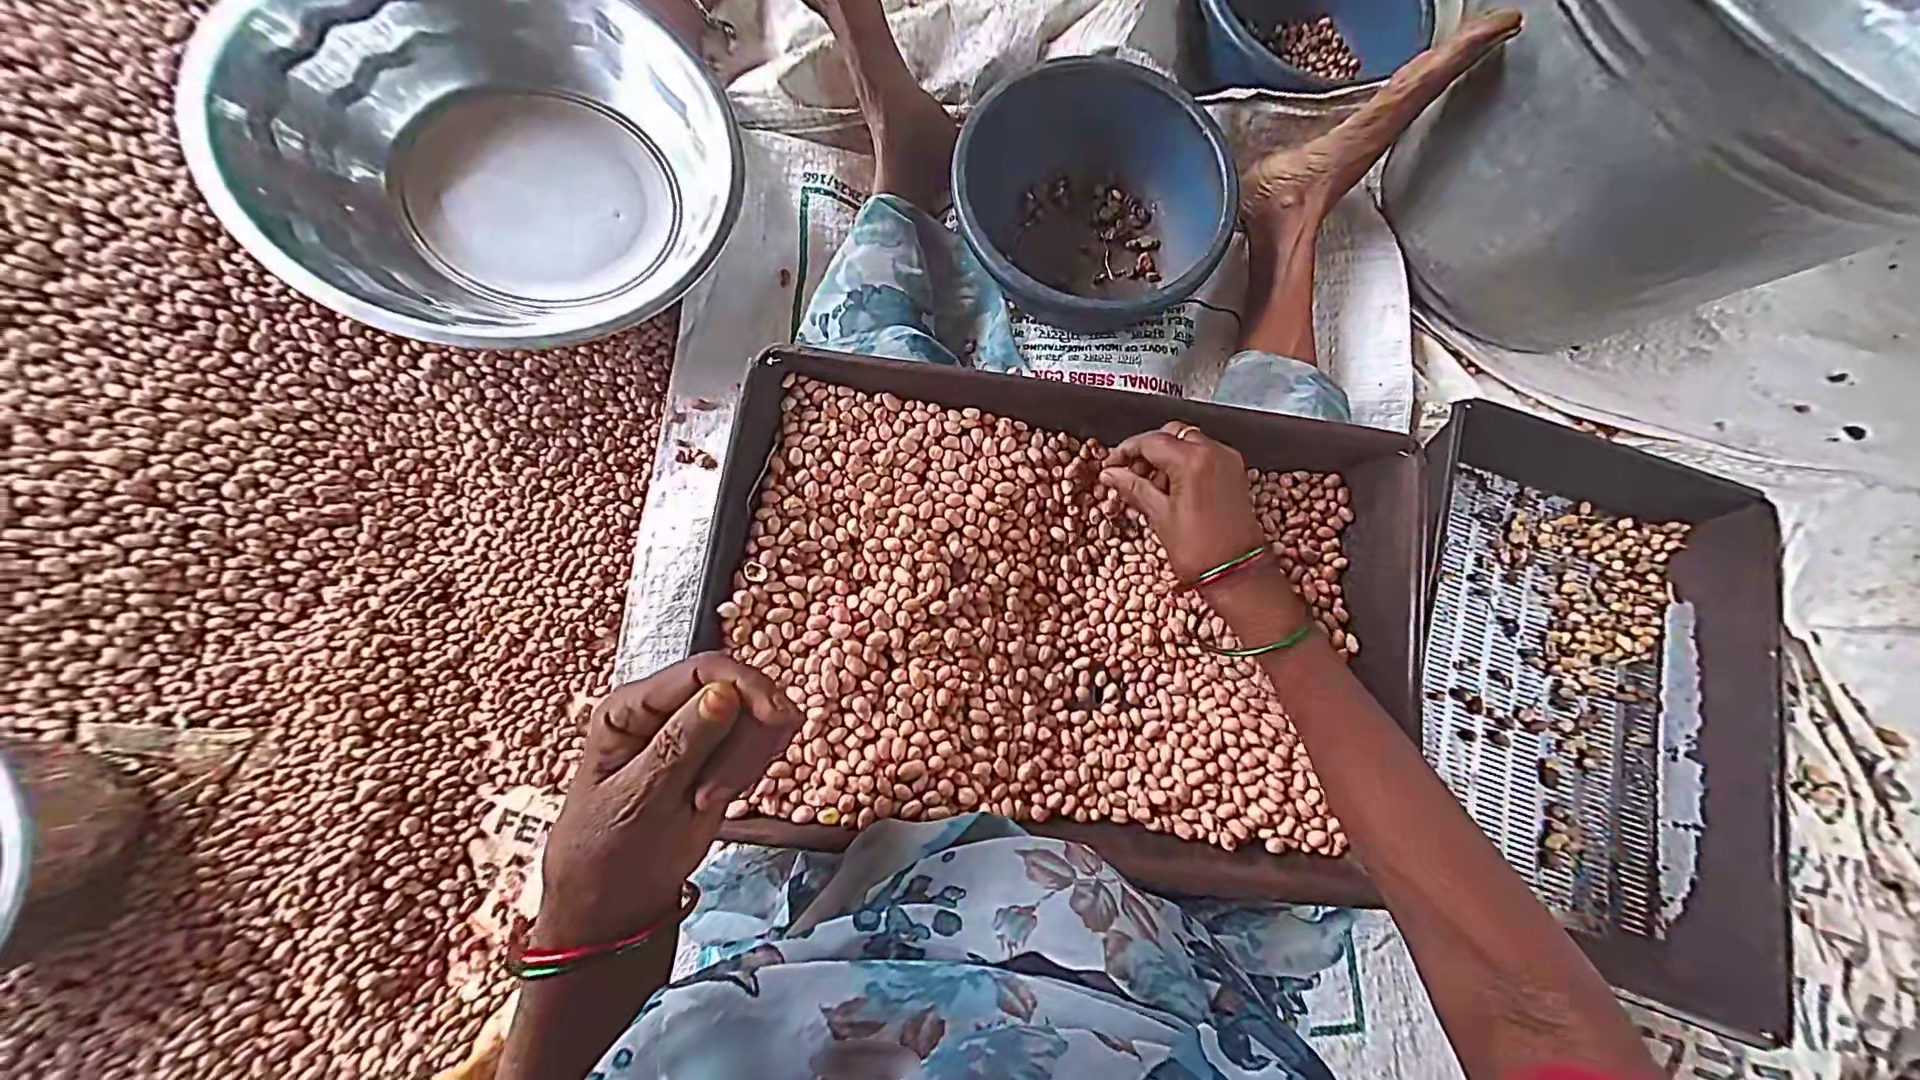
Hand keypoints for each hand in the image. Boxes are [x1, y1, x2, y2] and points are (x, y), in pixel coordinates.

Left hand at [535, 653, 801, 946]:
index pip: (702, 670)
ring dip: (747, 759)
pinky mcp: (721, 747)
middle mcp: (667, 707)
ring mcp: (697, 726)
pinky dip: (754, 765)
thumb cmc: (606, 852)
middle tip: (722, 793)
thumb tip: (724, 693)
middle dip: (744, 739)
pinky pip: (760, 738)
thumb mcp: (639, 799)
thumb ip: (681, 744)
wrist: (616, 900)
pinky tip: (727, 793)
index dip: (746, 685)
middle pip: (737, 690)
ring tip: (711, 800)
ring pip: (755, 714)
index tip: (776, 715)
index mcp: (632, 706)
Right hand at [1098, 422, 1269, 582]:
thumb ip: (1133, 487)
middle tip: (1128, 473)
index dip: (1125, 451)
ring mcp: (1228, 462)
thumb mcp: (1159, 515)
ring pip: (1188, 442)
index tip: (1111, 464)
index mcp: (1193, 461)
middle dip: (1147, 451)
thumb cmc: (1199, 550)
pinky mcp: (1234, 473)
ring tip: (1148, 485)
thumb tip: (1111, 474)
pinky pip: (1205, 455)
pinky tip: (1170, 488)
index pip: (1151, 441)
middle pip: (1171, 435)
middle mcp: (1214, 453)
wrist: (1237, 572)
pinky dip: (1185, 463)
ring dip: (1166, 456)